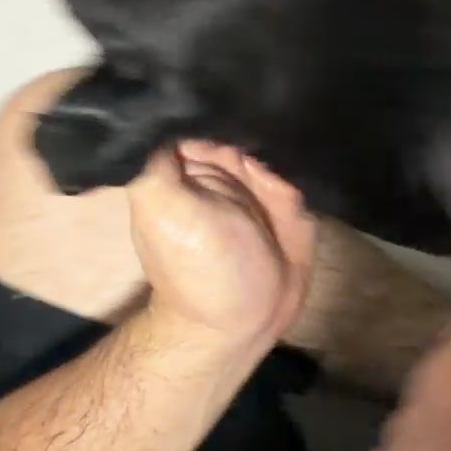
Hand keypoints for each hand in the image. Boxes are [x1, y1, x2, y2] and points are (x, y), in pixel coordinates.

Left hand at [127, 142, 315, 353]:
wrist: (240, 322)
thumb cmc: (195, 267)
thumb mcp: (158, 208)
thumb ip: (156, 163)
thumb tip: (163, 128)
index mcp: (184, 175)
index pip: (197, 129)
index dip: (211, 129)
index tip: (221, 147)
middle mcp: (219, 179)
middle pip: (238, 136)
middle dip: (247, 149)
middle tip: (250, 173)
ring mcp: (254, 194)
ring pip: (270, 157)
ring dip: (274, 172)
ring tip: (271, 194)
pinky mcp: (287, 210)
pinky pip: (294, 183)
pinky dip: (294, 186)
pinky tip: (288, 200)